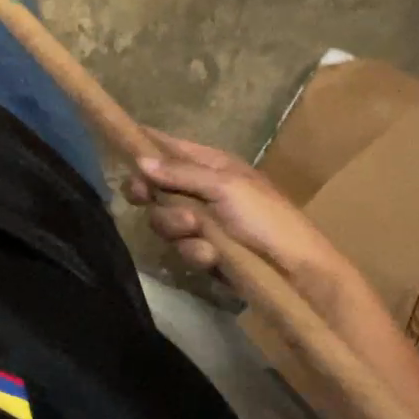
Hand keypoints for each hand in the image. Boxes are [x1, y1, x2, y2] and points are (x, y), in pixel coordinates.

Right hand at [122, 128, 350, 290]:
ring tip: (198, 232)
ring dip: (176, 226)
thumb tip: (139, 160)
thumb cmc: (267, 218)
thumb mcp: (225, 187)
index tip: (117, 147)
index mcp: (209, 164)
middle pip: (155, 184)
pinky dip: (194, 251)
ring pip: (163, 218)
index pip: (167, 145)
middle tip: (142, 197)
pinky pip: (182, 247)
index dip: (142, 144)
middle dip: (150, 193)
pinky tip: (211, 256)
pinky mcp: (204, 252)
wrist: (300, 274)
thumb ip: (180, 174)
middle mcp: (201, 189)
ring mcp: (202, 222)